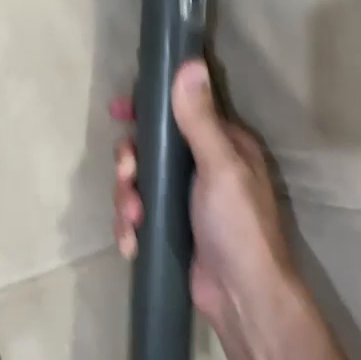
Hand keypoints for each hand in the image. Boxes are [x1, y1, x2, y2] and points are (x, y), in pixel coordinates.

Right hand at [113, 59, 295, 330]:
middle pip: (148, 147)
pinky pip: (136, 214)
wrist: (242, 296)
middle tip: (126, 177)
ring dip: (126, 199)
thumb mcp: (220, 166)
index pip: (178, 111)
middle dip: (129, 163)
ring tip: (133, 220)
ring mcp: (184, 199)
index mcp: (222, 144)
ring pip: (137, 182)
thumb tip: (189, 63)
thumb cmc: (238, 225)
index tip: (118, 111)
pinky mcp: (169, 227)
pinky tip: (131, 243)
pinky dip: (128, 226)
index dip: (145, 108)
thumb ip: (199, 119)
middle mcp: (202, 166)